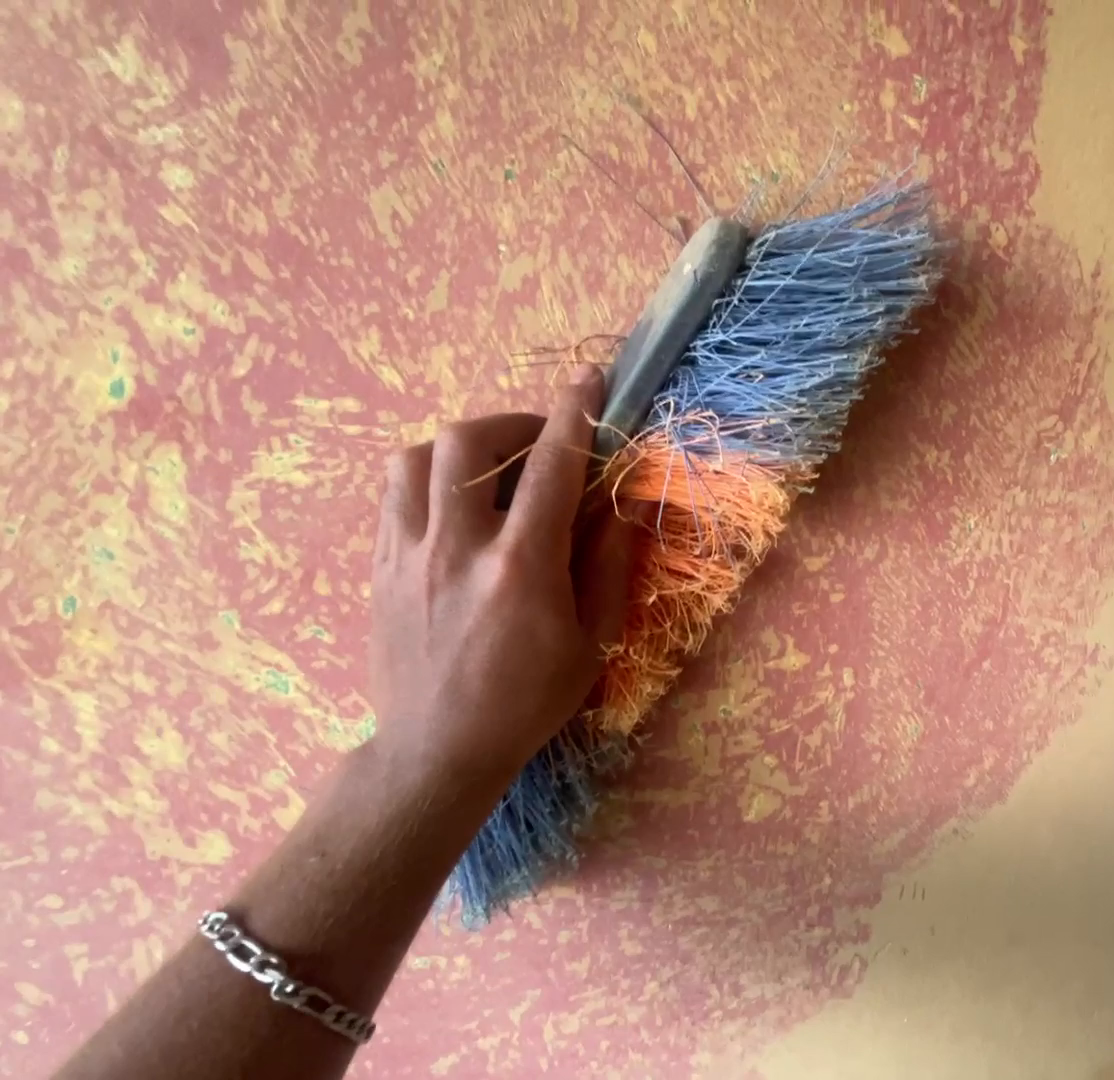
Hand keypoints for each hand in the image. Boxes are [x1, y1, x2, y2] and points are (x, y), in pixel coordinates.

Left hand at [369, 366, 633, 785]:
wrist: (438, 748)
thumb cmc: (531, 697)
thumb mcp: (594, 637)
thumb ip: (612, 562)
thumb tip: (631, 501)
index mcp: (522, 566)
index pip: (552, 466)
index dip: (575, 413)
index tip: (591, 378)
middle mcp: (457, 546)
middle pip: (468, 441)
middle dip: (514, 423)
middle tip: (544, 443)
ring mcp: (406, 553)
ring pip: (417, 456)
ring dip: (465, 445)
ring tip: (495, 468)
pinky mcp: (378, 565)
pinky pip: (394, 491)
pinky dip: (431, 474)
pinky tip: (458, 501)